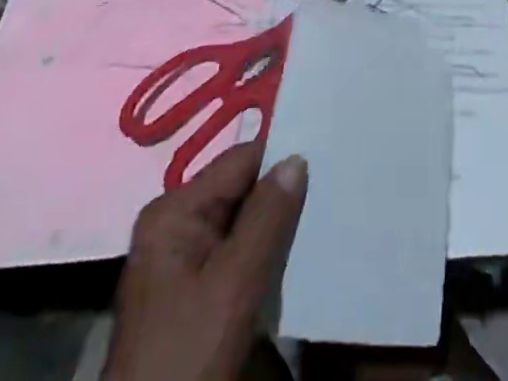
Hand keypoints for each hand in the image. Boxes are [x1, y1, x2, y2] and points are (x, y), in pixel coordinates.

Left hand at [105, 141, 307, 380]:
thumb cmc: (189, 350)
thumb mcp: (234, 284)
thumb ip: (267, 219)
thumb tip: (296, 159)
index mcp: (174, 212)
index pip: (238, 162)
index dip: (281, 157)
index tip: (329, 156)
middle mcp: (173, 223)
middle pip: (238, 189)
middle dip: (282, 191)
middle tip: (334, 186)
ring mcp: (180, 256)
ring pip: (241, 220)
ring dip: (276, 222)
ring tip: (323, 214)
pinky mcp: (191, 285)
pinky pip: (235, 249)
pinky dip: (265, 249)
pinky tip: (295, 252)